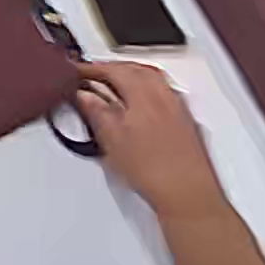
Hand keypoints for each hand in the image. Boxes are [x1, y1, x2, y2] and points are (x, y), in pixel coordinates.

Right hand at [76, 61, 228, 219]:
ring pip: (151, 79)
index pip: (113, 69)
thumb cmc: (154, 169)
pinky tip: (137, 104)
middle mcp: (165, 95)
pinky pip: (162, 92)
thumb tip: (83, 94)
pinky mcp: (186, 122)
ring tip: (112, 86)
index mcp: (145, 92)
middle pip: (134, 69)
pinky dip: (145, 89)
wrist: (188, 196)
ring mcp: (178, 108)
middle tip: (91, 75)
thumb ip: (95, 109)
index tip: (75, 71)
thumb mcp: (111, 137)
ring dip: (129, 76)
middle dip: (111, 68)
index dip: (90, 68)